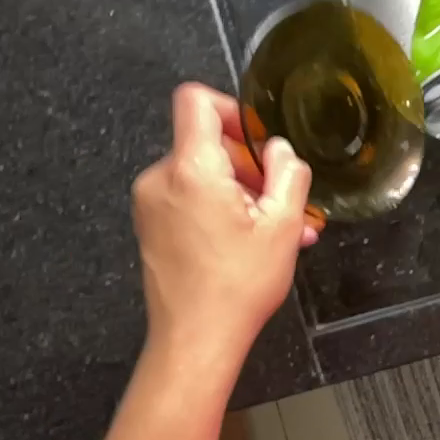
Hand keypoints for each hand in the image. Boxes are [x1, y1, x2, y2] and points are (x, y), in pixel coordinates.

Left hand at [132, 83, 315, 356]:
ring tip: (282, 229)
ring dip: (245, 194)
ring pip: (204, 176)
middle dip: (252, 167)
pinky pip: (191, 200)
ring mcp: (151, 205)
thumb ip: (288, 173)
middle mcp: (161, 179)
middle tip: (286, 201)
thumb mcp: (284, 224)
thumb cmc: (239, 284)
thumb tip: (280, 150)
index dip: (233, 108)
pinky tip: (256, 241)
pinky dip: (224, 210)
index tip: (259, 138)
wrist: (197, 338)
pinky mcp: (152, 227)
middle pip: (207, 144)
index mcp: (192, 170)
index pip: (196, 101)